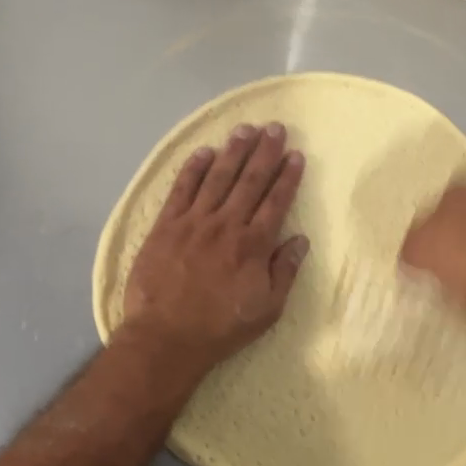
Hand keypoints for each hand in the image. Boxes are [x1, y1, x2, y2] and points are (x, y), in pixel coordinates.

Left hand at [120, 122, 307, 371]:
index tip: (296, 155)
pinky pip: (181, 189)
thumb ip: (285, 272)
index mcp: (253, 245)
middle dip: (265, 152)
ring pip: (217, 177)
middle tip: (275, 128)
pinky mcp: (165, 226)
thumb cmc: (221, 327)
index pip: (276, 201)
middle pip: (249, 180)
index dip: (287, 176)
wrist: (165, 338)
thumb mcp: (267, 309)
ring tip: (245, 129)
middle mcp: (226, 225)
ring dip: (233, 151)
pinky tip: (204, 152)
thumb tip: (300, 240)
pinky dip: (193, 169)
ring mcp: (194, 223)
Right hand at [400, 184, 465, 306]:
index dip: (419, 268)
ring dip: (454, 221)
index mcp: (420, 245)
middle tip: (455, 259)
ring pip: (447, 209)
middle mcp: (432, 213)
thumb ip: (446, 291)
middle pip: (424, 227)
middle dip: (436, 240)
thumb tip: (444, 286)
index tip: (431, 277)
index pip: (406, 256)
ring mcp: (459, 195)